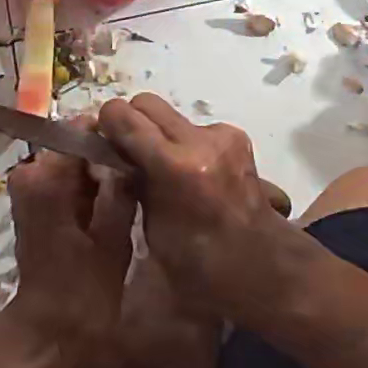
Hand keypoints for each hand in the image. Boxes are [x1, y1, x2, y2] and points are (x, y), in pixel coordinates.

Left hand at [3, 150, 136, 351]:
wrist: (46, 335)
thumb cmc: (82, 293)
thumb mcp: (112, 241)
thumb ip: (120, 189)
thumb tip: (131, 151)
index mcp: (47, 177)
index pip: (81, 128)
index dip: (112, 136)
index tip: (138, 153)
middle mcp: (30, 172)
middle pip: (75, 143)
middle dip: (105, 157)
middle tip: (136, 179)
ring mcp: (27, 186)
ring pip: (71, 160)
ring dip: (97, 173)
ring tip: (127, 193)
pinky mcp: (31, 200)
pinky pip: (63, 177)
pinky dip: (85, 187)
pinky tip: (108, 207)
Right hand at [97, 94, 285, 313]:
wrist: (264, 265)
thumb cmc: (201, 264)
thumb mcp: (152, 228)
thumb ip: (134, 182)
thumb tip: (115, 157)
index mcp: (175, 166)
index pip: (124, 115)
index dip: (108, 123)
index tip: (103, 140)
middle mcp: (199, 140)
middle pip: (146, 102)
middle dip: (132, 120)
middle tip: (127, 148)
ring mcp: (222, 135)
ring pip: (170, 113)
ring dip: (158, 132)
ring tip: (162, 166)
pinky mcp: (235, 136)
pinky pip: (194, 127)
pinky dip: (184, 143)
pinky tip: (192, 173)